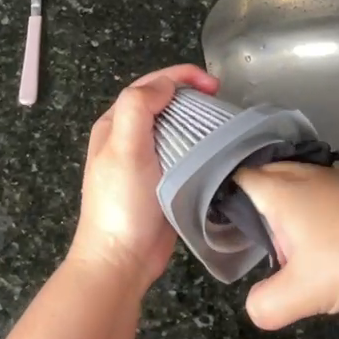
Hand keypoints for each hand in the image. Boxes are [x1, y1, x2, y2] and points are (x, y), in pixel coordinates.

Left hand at [69, 64, 219, 292]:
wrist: (120, 261)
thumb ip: (138, 108)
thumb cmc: (121, 203)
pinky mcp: (162, 183)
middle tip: (222, 100)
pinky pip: (183, 154)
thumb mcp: (124, 149)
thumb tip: (165, 84)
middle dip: (192, 95)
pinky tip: (217, 151)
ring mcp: (145, 162)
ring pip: (175, 128)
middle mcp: (127, 139)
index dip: (181, 77)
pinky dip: (200, 146)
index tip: (212, 83)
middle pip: (163, 103)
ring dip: (198, 119)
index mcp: (114, 125)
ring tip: (224, 122)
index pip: (148, 86)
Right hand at [237, 163, 338, 328]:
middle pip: (265, 178)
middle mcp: (305, 176)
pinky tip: (329, 249)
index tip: (217, 225)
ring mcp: (338, 181)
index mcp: (282, 190)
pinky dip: (315, 217)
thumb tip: (255, 310)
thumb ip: (267, 304)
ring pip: (296, 188)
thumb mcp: (306, 293)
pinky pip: (323, 197)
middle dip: (254, 207)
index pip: (236, 178)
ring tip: (290, 253)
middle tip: (250, 242)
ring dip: (287, 215)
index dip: (221, 197)